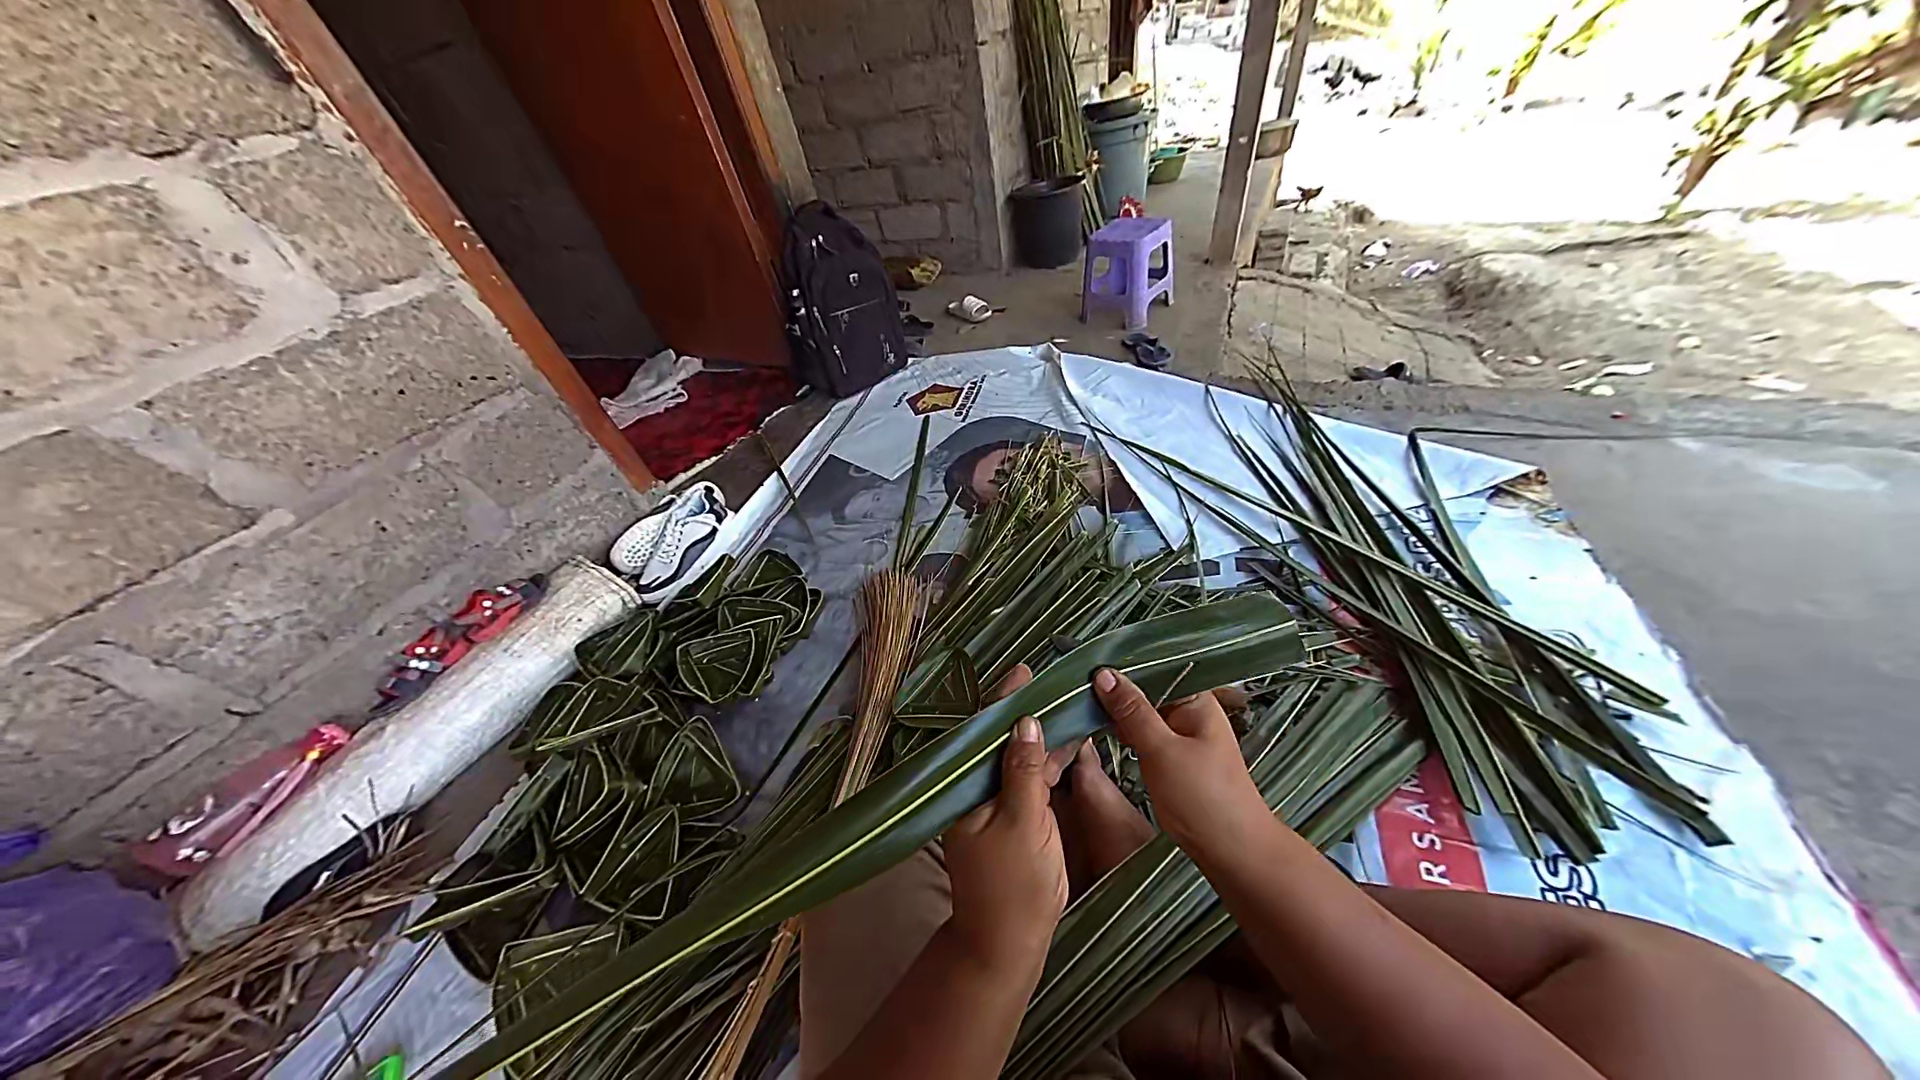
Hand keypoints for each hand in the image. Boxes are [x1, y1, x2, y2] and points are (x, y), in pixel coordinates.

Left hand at [943, 665, 1070, 971]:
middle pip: (1007, 739)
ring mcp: (1002, 799)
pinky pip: (1036, 777)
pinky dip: (1053, 760)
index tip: (1024, 671)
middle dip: (1031, 711)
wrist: (1010, 940)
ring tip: (1071, 702)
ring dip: (1047, 733)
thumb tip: (1025, 723)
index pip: (986, 733)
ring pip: (1025, 756)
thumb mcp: (1021, 824)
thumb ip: (1024, 772)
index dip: (1006, 701)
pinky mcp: (1021, 814)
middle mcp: (982, 786)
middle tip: (1056, 682)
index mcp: (969, 786)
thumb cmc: (1011, 885)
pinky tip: (1072, 740)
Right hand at [1090, 668, 1271, 863]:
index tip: (1087, 669)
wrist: (1233, 853)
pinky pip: (1146, 735)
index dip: (1122, 669)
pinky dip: (1127, 734)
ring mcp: (1183, 736)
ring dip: (1119, 715)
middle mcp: (1191, 713)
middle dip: (1116, 693)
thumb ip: (1132, 711)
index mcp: (1196, 700)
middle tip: (1079, 692)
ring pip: (1143, 714)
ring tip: (1086, 710)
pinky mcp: (1175, 758)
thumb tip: (1104, 675)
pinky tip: (1107, 734)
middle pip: (1147, 691)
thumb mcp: (1161, 749)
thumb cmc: (1205, 799)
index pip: (1154, 670)